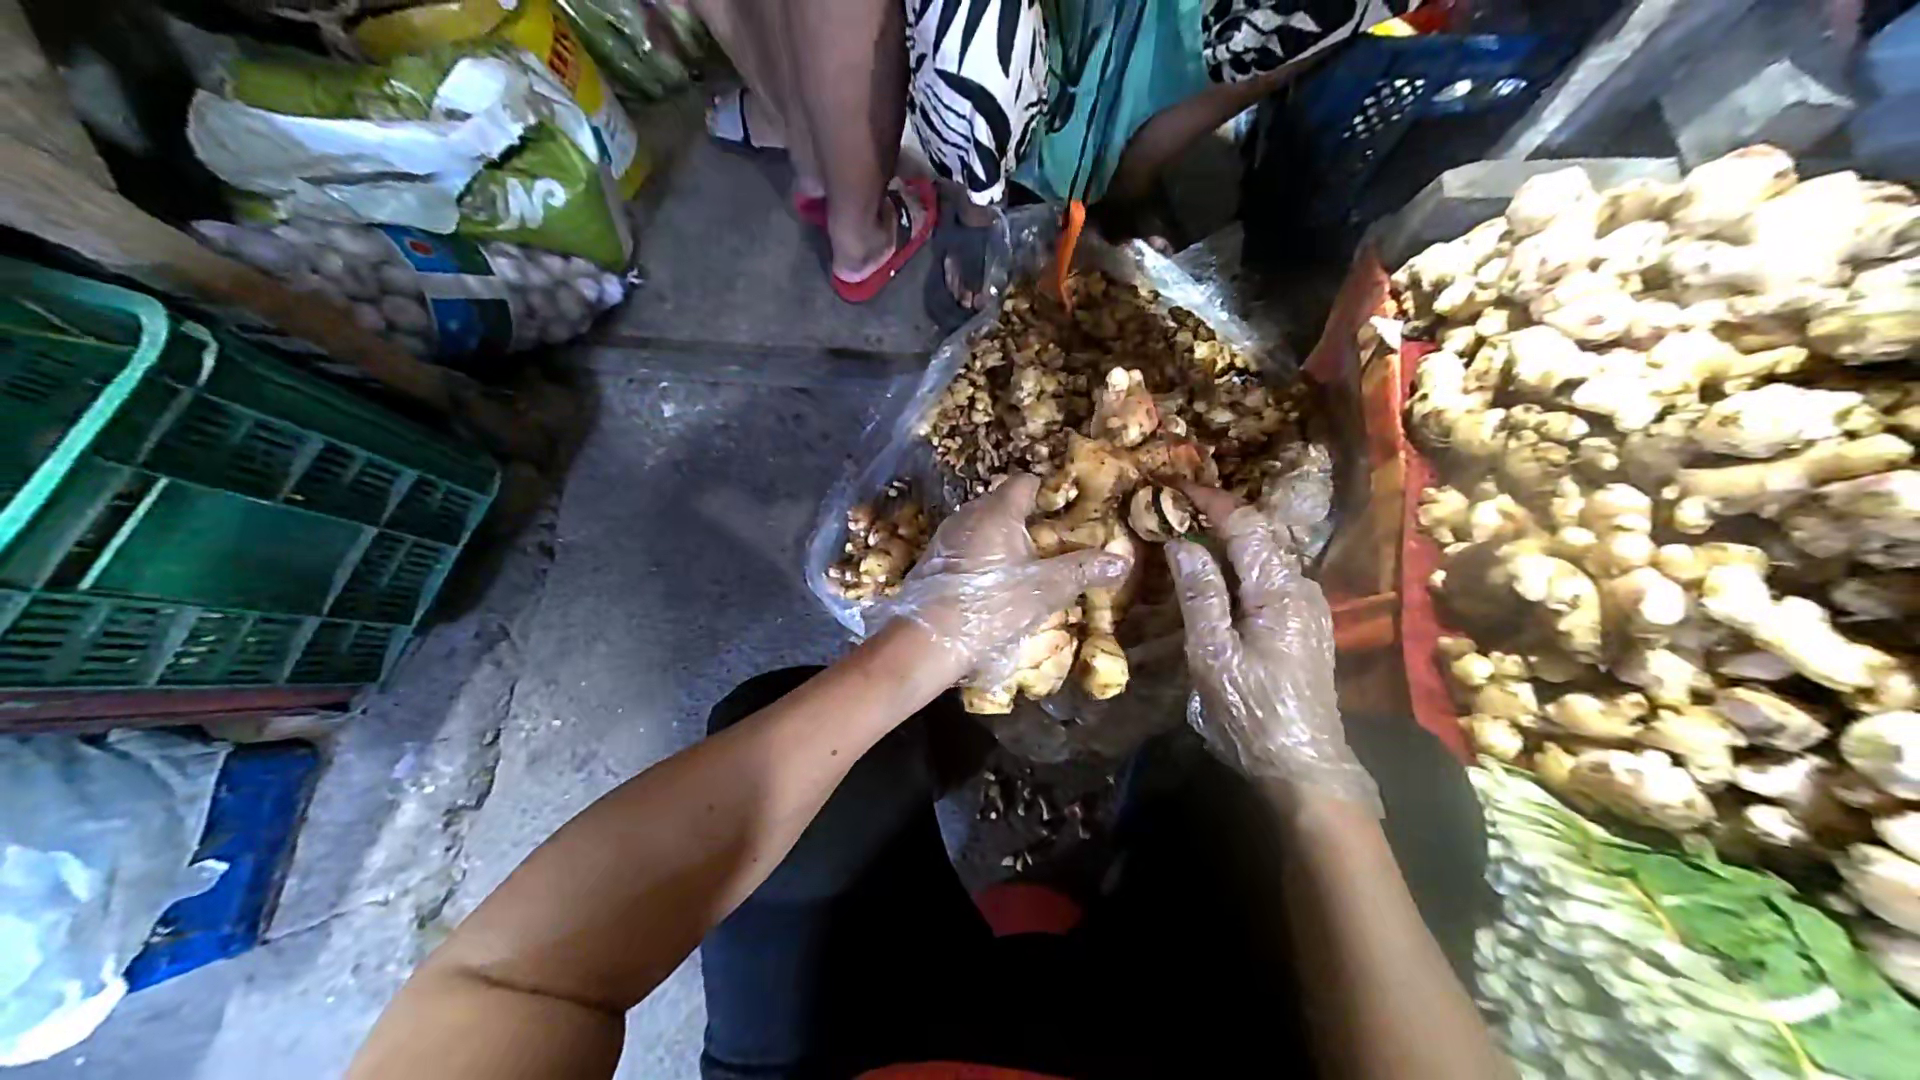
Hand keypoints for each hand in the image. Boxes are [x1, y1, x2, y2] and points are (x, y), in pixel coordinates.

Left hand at [872, 474, 1130, 682]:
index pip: (1026, 483)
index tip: (1068, 507)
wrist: (926, 641)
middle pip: (1003, 503)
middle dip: (1028, 518)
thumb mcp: (1044, 591)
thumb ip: (1082, 571)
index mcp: (996, 512)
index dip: (1048, 491)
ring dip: (1004, 539)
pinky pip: (966, 547)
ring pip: (982, 526)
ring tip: (1027, 563)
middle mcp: (967, 516)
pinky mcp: (932, 562)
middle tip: (1054, 540)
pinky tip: (993, 583)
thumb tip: (1122, 559)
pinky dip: (983, 556)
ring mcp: (946, 538)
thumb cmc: (989, 607)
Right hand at [1168, 487, 1379, 812]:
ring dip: (1226, 541)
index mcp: (1278, 591)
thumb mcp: (1213, 654)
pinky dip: (1237, 566)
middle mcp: (1300, 588)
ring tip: (1186, 538)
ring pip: (1263, 557)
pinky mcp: (1303, 625)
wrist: (1302, 764)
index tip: (1175, 486)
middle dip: (1216, 516)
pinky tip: (1214, 577)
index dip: (1210, 500)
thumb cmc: (1251, 711)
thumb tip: (1182, 542)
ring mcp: (1306, 607)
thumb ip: (1199, 594)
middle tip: (1173, 511)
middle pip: (1258, 536)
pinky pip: (1267, 579)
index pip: (1245, 525)